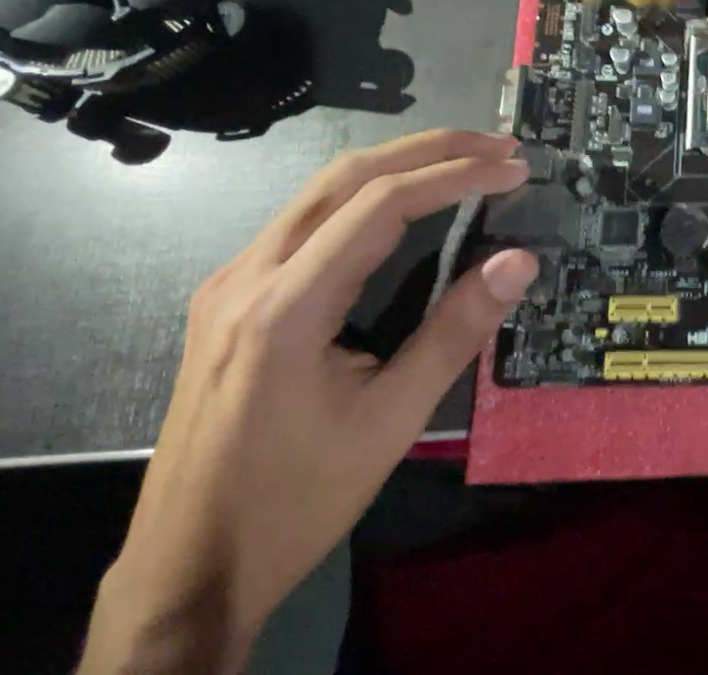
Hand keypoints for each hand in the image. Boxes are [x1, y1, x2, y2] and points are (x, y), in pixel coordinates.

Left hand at [81, 130, 536, 672]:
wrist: (189, 564)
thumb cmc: (297, 498)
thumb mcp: (391, 421)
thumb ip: (455, 332)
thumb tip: (518, 261)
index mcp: (284, 306)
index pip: (380, 205)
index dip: (455, 175)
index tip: (515, 167)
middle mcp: (246, 276)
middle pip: (343, 177)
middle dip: (427, 149)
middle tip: (498, 145)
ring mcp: (228, 284)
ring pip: (317, 193)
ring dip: (395, 167)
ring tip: (463, 163)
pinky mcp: (227, 300)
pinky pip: (301, 224)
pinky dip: (362, 199)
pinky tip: (400, 211)